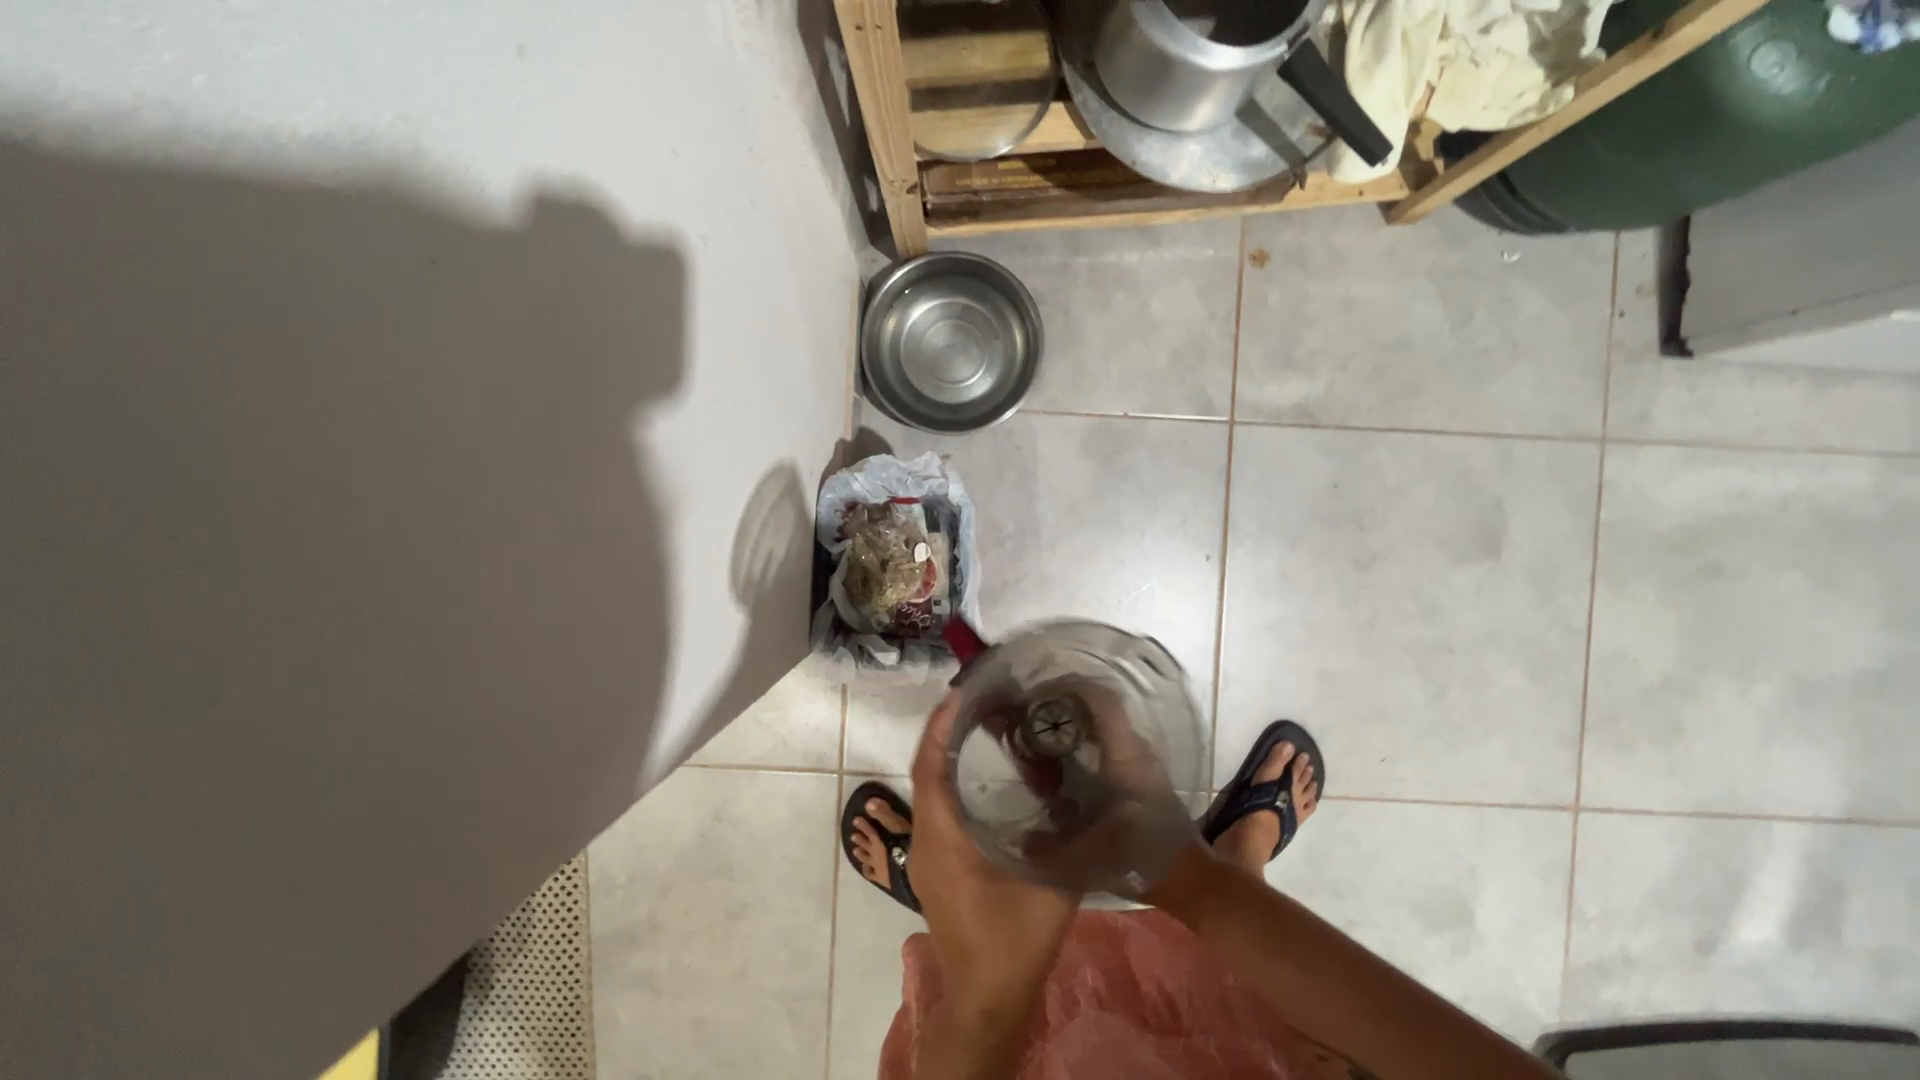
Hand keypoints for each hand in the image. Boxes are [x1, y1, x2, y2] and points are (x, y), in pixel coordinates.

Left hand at [910, 690, 1079, 1014]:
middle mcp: (925, 841)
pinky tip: (987, 778)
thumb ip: (1081, 843)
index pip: (929, 768)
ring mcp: (926, 855)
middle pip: (926, 772)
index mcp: (942, 839)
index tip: (961, 692)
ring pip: (930, 791)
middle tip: (984, 701)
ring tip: (986, 726)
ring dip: (948, 757)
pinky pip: (937, 809)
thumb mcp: (1054, 891)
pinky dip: (953, 783)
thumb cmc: (1012, 944)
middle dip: (947, 733)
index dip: (941, 727)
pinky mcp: (935, 867)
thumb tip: (1112, 798)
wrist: (986, 1001)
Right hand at [1017, 679, 1198, 898]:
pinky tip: (1066, 772)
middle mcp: (1136, 752)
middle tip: (1032, 720)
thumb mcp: (1086, 858)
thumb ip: (1049, 849)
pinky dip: (1086, 747)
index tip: (1038, 692)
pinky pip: (1111, 747)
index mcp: (1124, 758)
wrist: (1189, 879)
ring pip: (1106, 729)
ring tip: (1044, 746)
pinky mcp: (1145, 777)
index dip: (1071, 686)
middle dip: (1064, 707)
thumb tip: (1022, 840)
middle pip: (1100, 709)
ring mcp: (1144, 763)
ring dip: (1075, 728)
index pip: (1102, 701)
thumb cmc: (1139, 860)